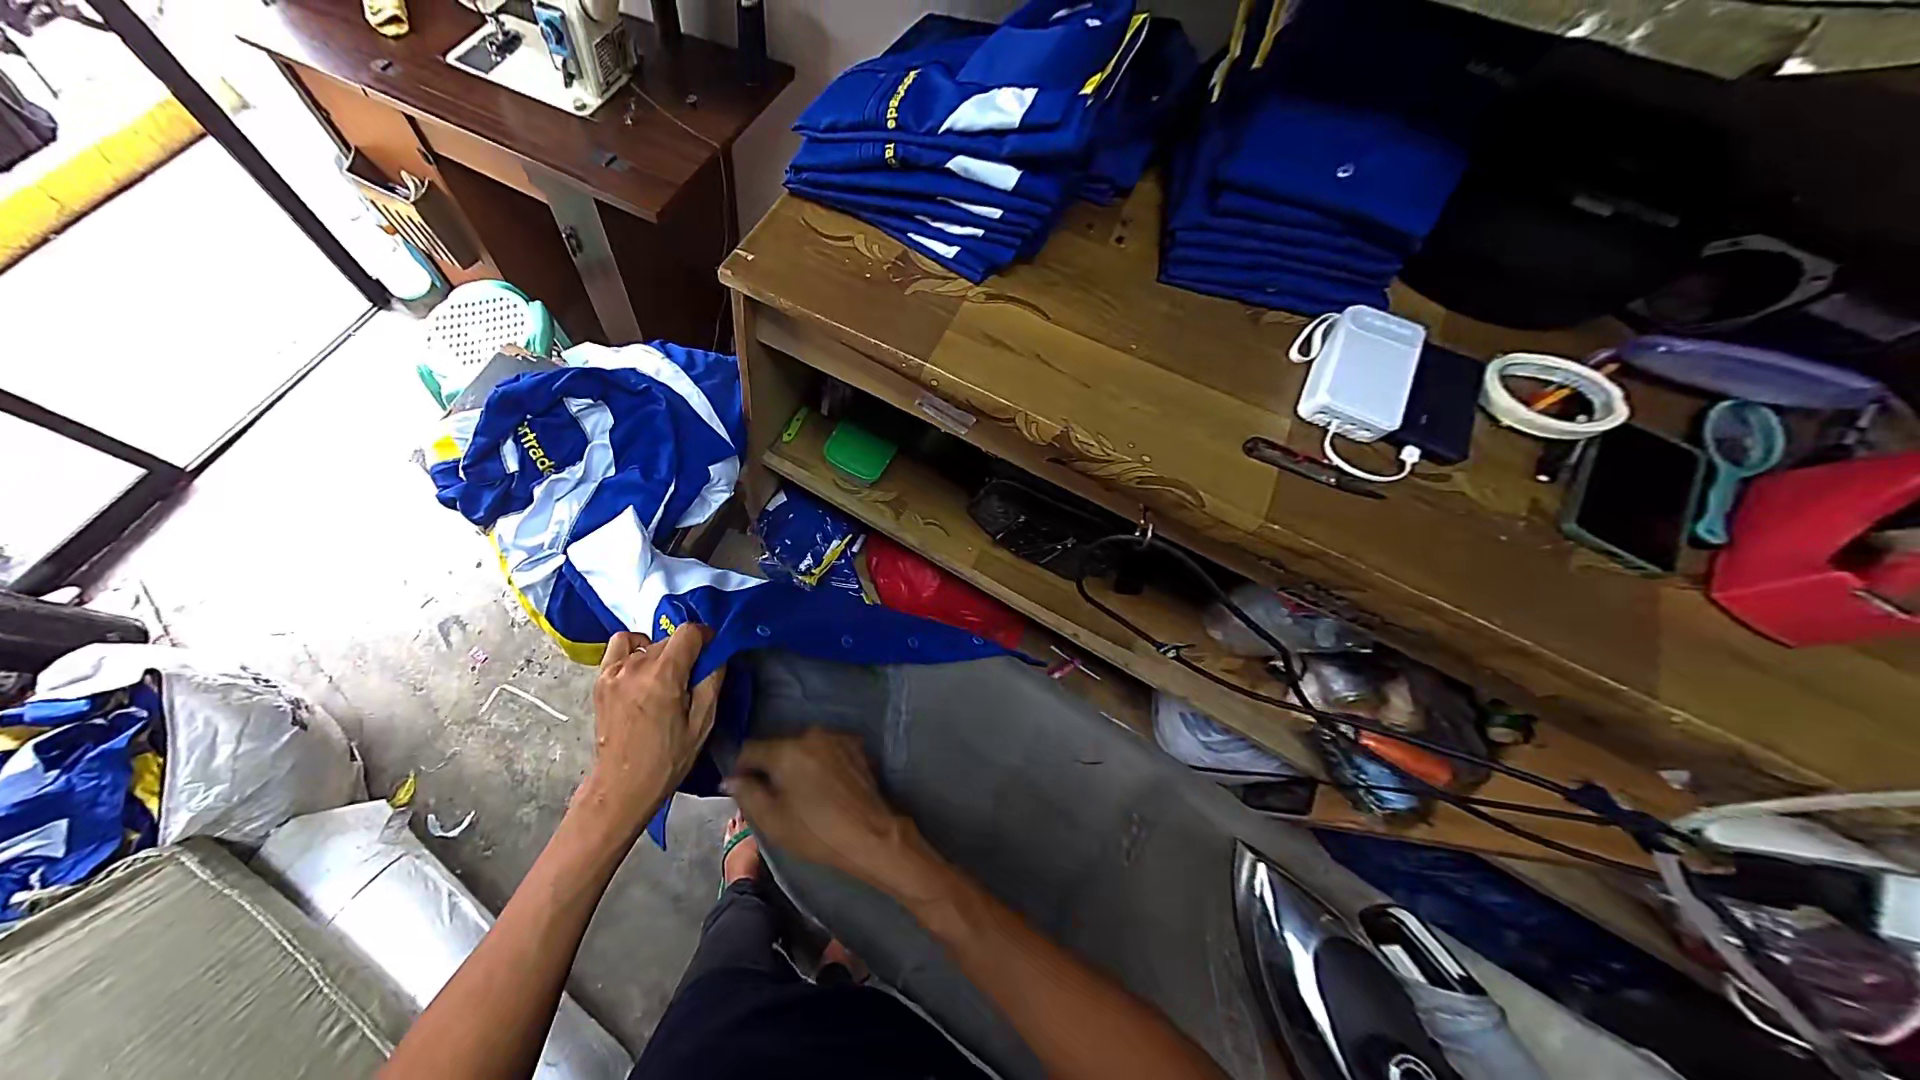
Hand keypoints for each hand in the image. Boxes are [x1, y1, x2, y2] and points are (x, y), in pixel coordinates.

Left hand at [579, 625, 722, 831]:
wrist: (622, 785)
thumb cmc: (667, 759)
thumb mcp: (702, 722)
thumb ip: (712, 680)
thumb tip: (718, 655)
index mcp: (663, 676)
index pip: (689, 631)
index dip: (706, 637)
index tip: (711, 653)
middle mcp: (635, 666)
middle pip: (669, 639)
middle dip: (686, 651)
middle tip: (691, 678)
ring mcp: (613, 671)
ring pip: (648, 643)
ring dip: (661, 654)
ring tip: (665, 679)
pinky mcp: (601, 679)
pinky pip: (621, 647)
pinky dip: (635, 651)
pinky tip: (642, 672)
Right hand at [727, 731, 942, 900]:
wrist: (871, 833)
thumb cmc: (816, 831)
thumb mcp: (772, 820)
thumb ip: (746, 793)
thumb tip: (732, 778)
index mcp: (786, 750)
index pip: (750, 749)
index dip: (741, 767)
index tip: (741, 786)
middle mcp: (811, 735)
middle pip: (778, 746)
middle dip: (770, 765)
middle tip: (771, 793)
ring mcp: (836, 738)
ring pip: (803, 747)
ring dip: (796, 763)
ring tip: (799, 791)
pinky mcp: (855, 746)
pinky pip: (825, 750)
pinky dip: (819, 762)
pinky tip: (823, 786)